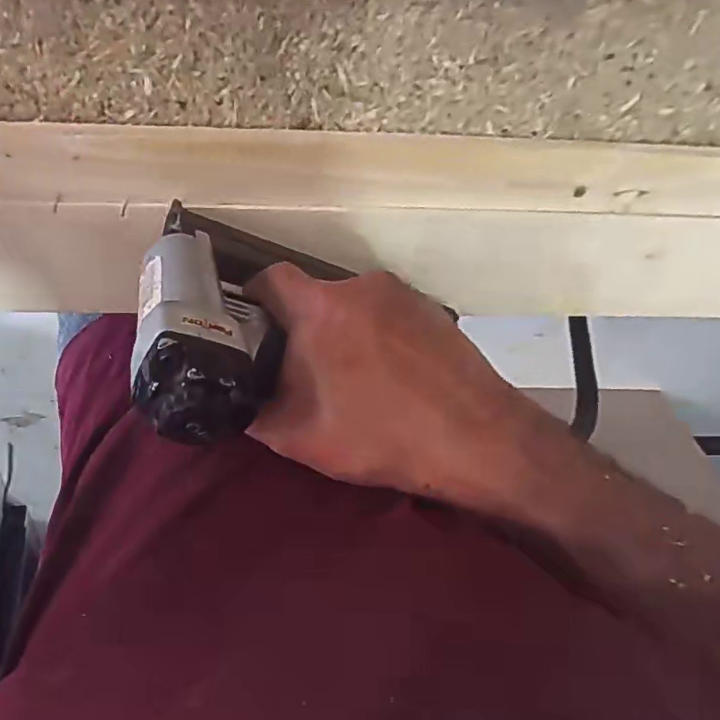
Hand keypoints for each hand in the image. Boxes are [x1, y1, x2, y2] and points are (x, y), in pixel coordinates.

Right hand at [245, 266, 560, 504]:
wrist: (476, 440)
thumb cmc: (384, 437)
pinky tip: (392, 380)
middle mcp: (362, 288)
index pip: (270, 279)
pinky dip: (380, 339)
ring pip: (354, 309)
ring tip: (356, 383)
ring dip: (345, 336)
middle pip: (314, 298)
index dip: (254, 300)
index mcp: (321, 309)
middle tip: (306, 373)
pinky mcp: (433, 311)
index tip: (253, 326)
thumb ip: (258, 414)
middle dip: (304, 331)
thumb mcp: (302, 438)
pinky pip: (389, 317)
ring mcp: (403, 296)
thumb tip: (242, 400)